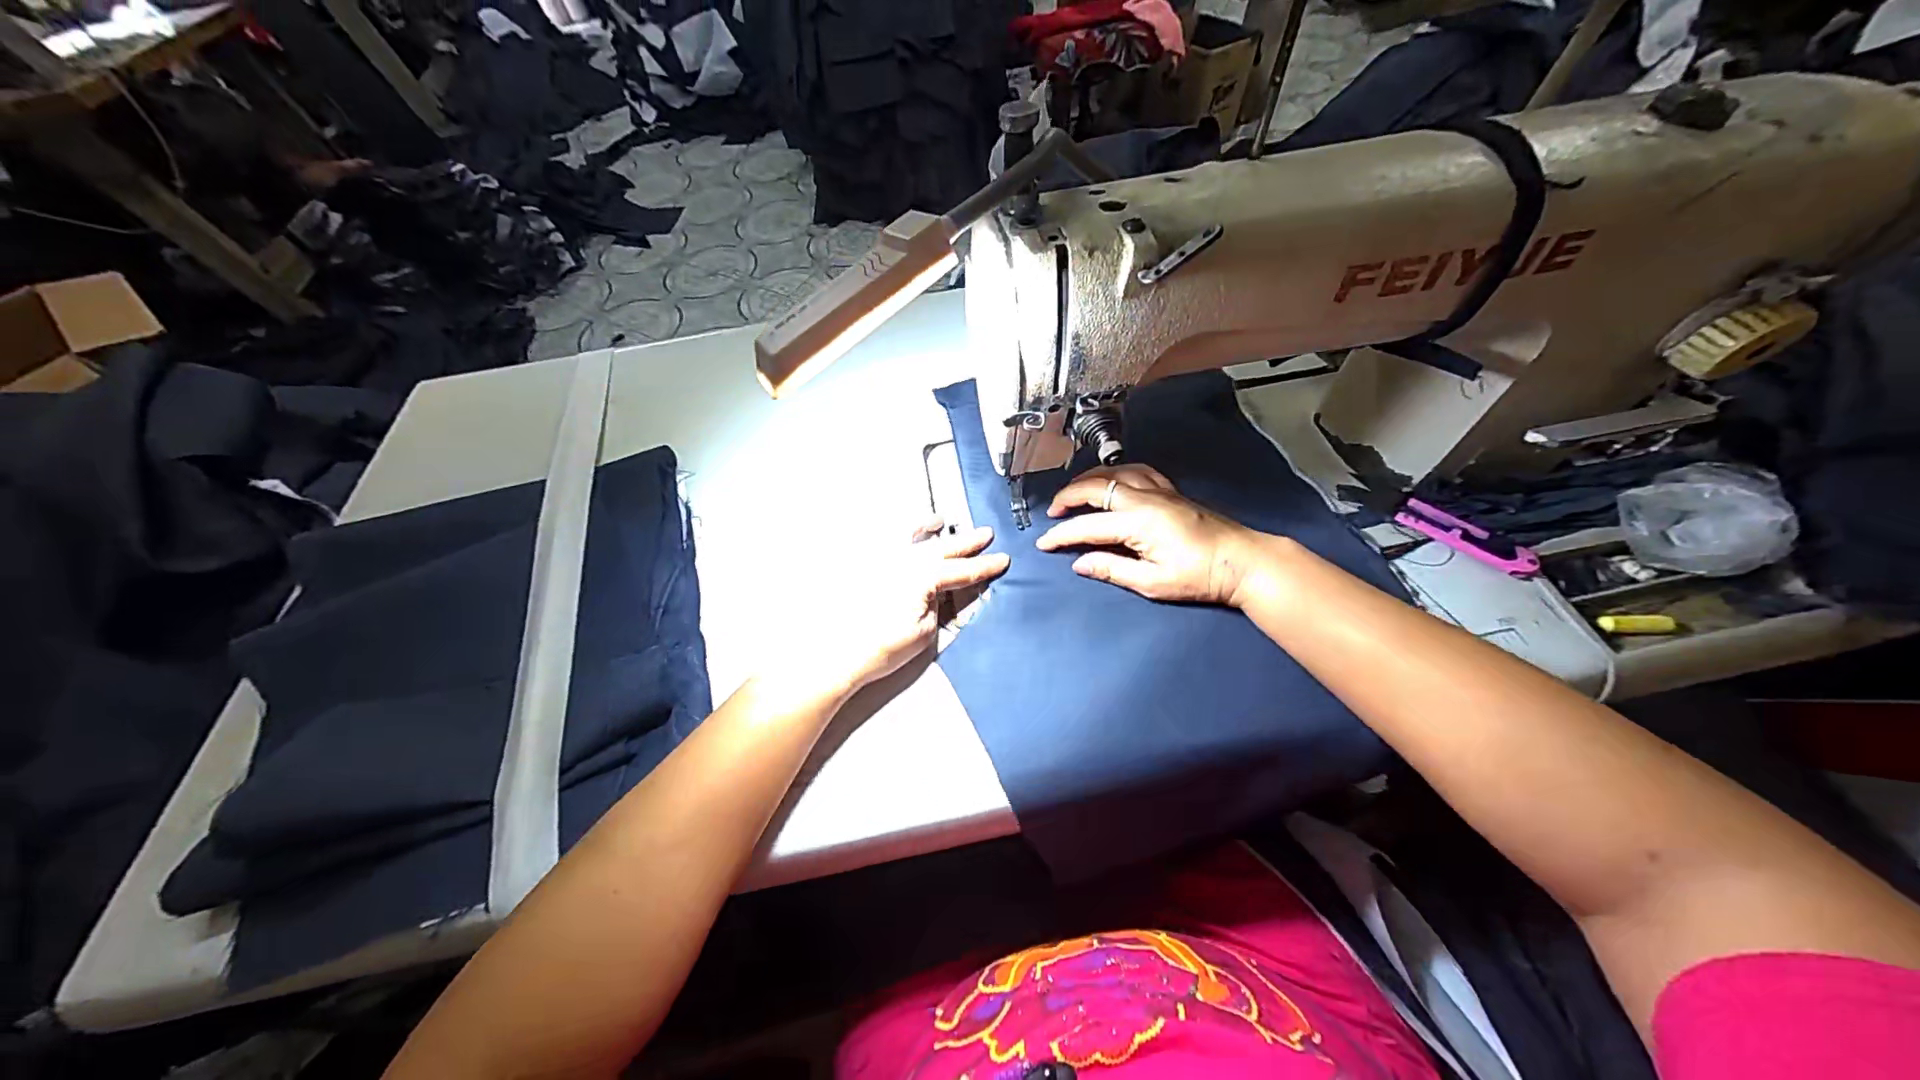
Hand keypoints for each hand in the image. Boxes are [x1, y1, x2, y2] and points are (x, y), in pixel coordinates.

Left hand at [778, 522, 1009, 700]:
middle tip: (985, 534)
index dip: (984, 566)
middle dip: (966, 542)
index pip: (961, 570)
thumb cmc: (882, 647)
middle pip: (942, 548)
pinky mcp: (866, 568)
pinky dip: (897, 534)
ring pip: (913, 538)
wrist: (841, 654)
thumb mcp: (926, 631)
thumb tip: (943, 592)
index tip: (1002, 560)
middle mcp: (903, 561)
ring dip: (930, 529)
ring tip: (941, 520)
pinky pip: (884, 543)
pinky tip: (903, 532)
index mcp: (922, 576)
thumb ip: (939, 605)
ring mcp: (882, 561)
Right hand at [1034, 465, 1269, 606]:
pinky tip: (1114, 481)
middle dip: (1068, 497)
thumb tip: (1080, 564)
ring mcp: (1160, 492)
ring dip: (1090, 479)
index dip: (1061, 535)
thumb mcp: (1153, 582)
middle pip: (1096, 487)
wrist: (1243, 561)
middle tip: (1054, 513)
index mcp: (1138, 523)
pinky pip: (1138, 471)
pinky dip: (1118, 472)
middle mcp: (1146, 499)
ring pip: (1115, 472)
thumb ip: (1112, 569)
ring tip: (1076, 493)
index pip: (1088, 526)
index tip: (1044, 543)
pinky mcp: (1172, 492)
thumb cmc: (1201, 576)